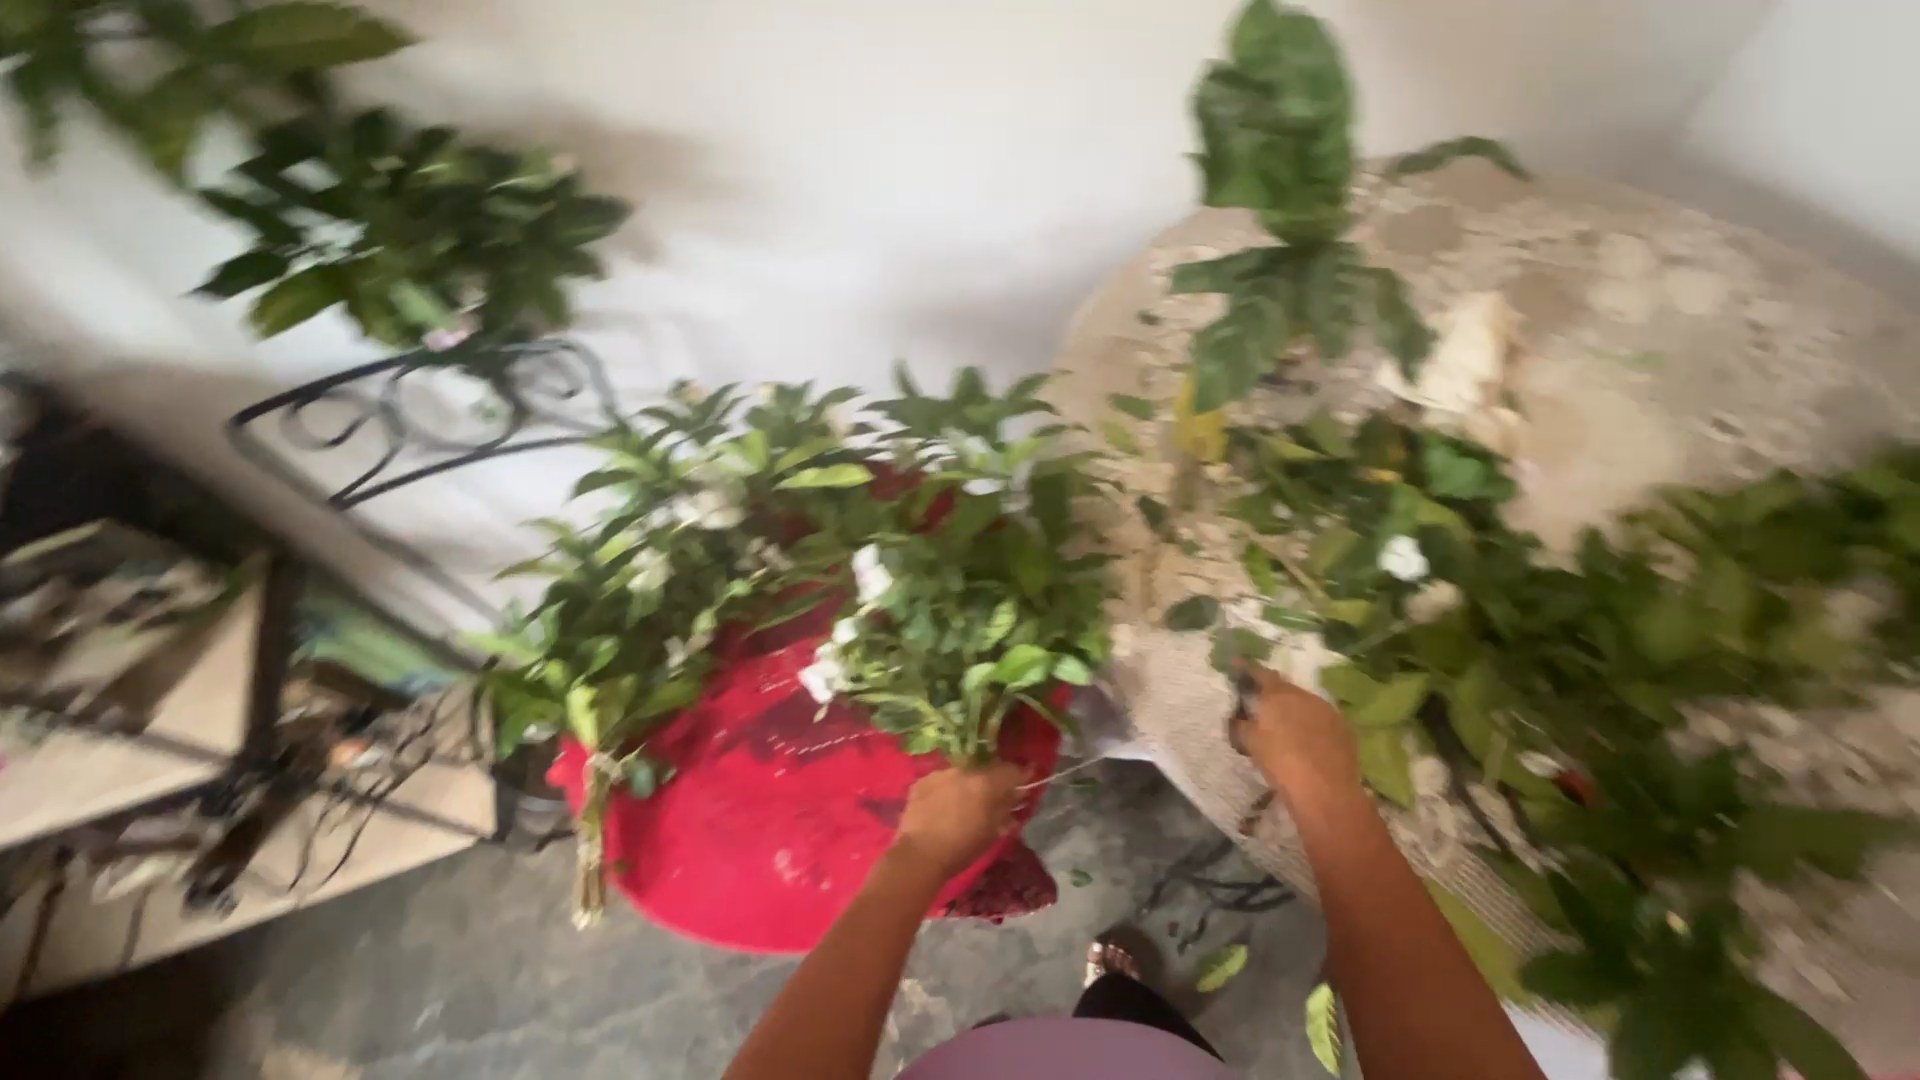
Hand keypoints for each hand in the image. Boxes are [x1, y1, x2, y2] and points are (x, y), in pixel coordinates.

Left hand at [889, 762, 1025, 881]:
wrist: (919, 855)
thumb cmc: (962, 848)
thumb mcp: (992, 832)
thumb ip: (1005, 810)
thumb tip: (1016, 797)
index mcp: (986, 783)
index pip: (1011, 771)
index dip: (1018, 779)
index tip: (1019, 789)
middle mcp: (964, 771)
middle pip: (984, 771)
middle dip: (989, 783)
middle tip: (988, 802)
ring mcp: (940, 773)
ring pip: (960, 774)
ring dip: (965, 786)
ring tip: (960, 807)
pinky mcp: (920, 781)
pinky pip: (940, 781)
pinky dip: (944, 791)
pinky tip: (939, 808)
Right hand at [1235, 664, 1362, 809]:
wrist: (1326, 791)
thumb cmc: (1280, 763)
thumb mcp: (1250, 744)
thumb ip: (1240, 725)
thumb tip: (1237, 717)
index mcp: (1278, 694)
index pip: (1260, 673)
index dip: (1247, 669)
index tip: (1237, 665)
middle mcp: (1304, 695)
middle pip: (1284, 687)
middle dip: (1271, 692)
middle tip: (1260, 702)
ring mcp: (1328, 710)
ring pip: (1305, 702)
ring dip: (1293, 708)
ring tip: (1283, 724)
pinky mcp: (1344, 728)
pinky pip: (1321, 718)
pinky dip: (1310, 723)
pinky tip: (1306, 739)